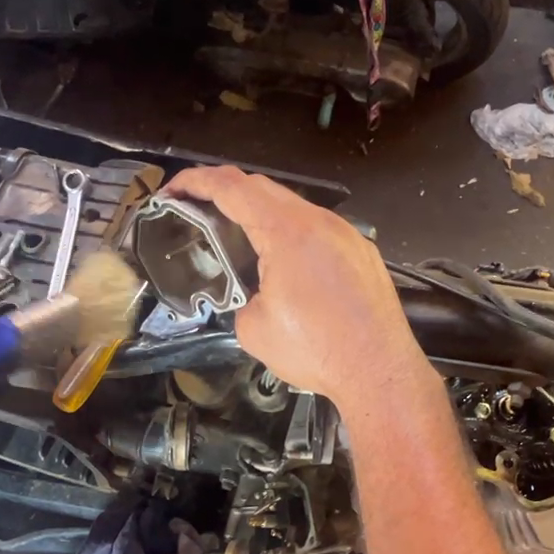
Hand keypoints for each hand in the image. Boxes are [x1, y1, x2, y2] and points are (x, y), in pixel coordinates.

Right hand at [163, 166, 430, 411]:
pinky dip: (294, 235)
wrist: (379, 372)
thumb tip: (250, 295)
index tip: (174, 188)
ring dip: (263, 215)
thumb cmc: (319, 351)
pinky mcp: (363, 255)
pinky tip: (286, 262)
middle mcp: (321, 223)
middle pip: (265, 189)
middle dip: (227, 192)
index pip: (233, 188)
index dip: (197, 181)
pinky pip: (321, 231)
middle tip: (200, 208)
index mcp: (288, 232)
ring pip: (297, 209)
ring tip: (240, 236)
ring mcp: (347, 236)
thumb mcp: (254, 328)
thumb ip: (241, 297)